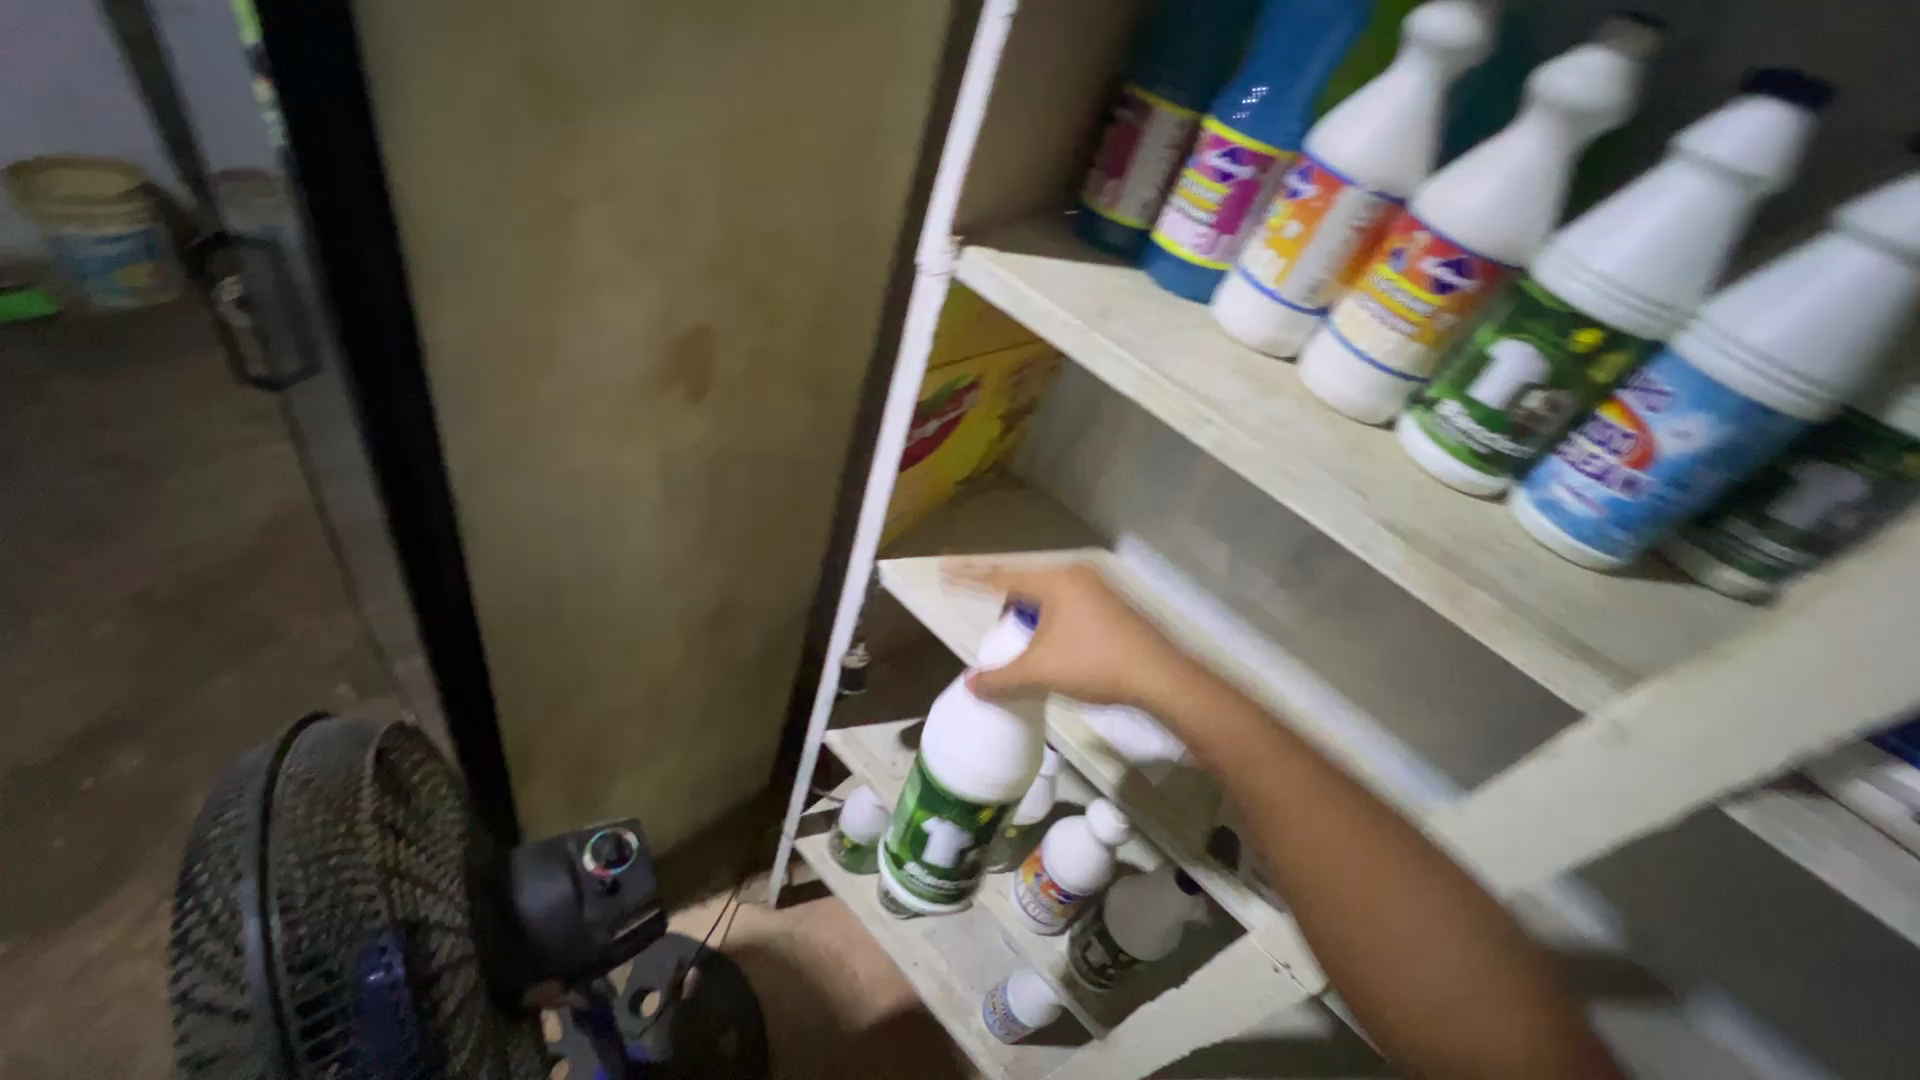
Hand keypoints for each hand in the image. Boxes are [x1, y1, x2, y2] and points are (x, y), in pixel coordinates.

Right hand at [946, 560, 1196, 710]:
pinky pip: (1070, 607)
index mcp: (1055, 581)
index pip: (1001, 576)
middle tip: (999, 633)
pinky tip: (1057, 650)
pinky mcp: (1114, 607)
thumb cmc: (1095, 664)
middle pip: (1027, 585)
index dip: (970, 576)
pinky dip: (1053, 623)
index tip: (946, 569)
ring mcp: (1099, 589)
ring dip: (1032, 618)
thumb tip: (970, 685)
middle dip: (1007, 606)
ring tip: (1027, 647)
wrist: (1161, 677)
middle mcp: (1076, 575)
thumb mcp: (1040, 672)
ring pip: (1050, 598)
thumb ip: (1000, 678)